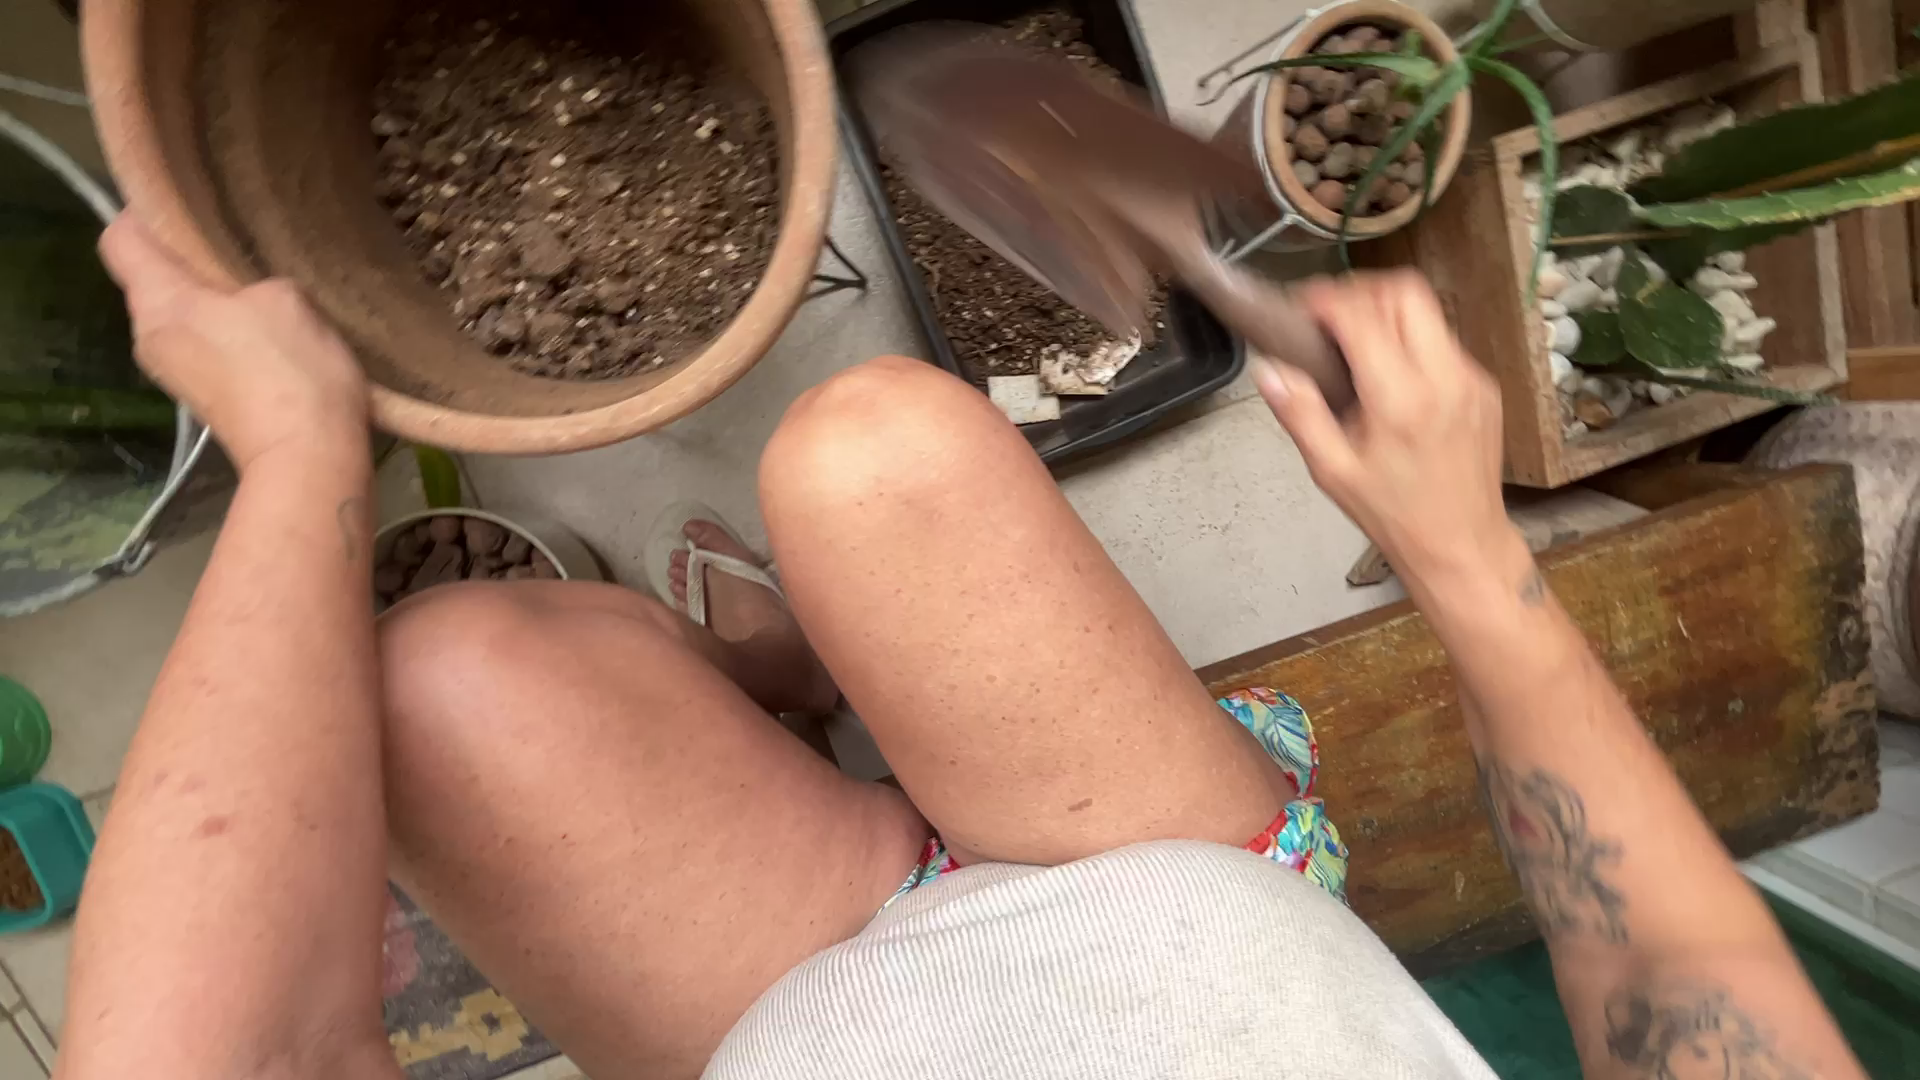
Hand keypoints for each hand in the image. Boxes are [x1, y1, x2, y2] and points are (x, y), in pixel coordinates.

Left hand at [99, 212, 368, 471]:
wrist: (309, 454)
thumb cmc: (294, 372)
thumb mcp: (290, 304)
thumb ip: (261, 284)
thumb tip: (254, 294)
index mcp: (159, 301)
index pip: (123, 240)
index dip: (148, 219)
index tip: (190, 214)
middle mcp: (149, 335)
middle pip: (159, 286)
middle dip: (197, 274)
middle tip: (252, 271)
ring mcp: (175, 375)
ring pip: (189, 323)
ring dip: (223, 315)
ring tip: (276, 319)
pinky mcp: (208, 403)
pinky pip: (213, 358)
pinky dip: (239, 350)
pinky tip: (280, 358)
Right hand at [1254, 271, 1519, 586]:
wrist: (1460, 541)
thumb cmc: (1391, 512)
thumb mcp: (1331, 470)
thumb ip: (1300, 415)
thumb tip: (1269, 371)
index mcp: (1401, 399)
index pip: (1364, 318)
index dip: (1327, 300)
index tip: (1301, 305)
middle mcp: (1444, 377)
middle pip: (1407, 294)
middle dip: (1361, 291)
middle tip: (1326, 313)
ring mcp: (1470, 378)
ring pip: (1428, 312)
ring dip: (1385, 312)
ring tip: (1348, 338)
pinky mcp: (1482, 386)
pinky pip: (1441, 341)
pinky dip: (1407, 338)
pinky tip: (1382, 371)